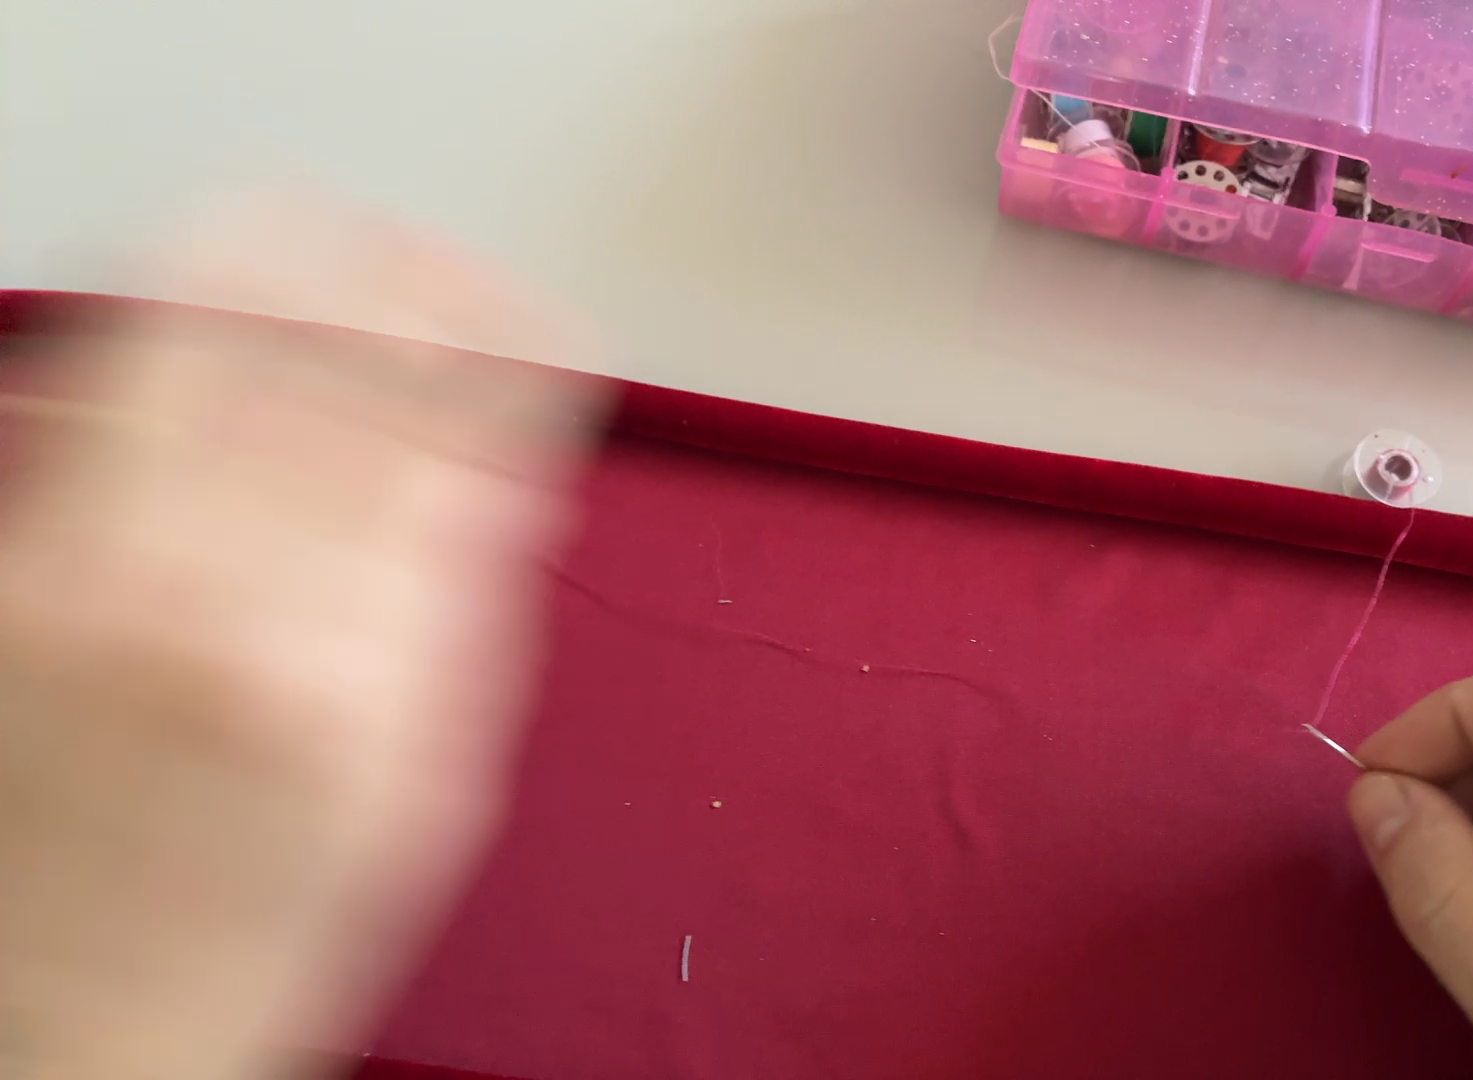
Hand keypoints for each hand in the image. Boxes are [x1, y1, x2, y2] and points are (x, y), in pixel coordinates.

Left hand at [0, 198, 595, 1078]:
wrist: (87, 1001)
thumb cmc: (293, 900)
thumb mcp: (443, 763)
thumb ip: (474, 607)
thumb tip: (513, 486)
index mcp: (345, 652)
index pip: (454, 446)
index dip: (514, 364)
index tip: (555, 325)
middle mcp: (199, 592)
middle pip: (314, 373)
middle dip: (398, 288)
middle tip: (451, 251)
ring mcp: (72, 577)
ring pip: (191, 359)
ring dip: (285, 277)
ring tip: (351, 234)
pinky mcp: (1, 579)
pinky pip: (89, 403)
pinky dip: (176, 328)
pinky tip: (225, 299)